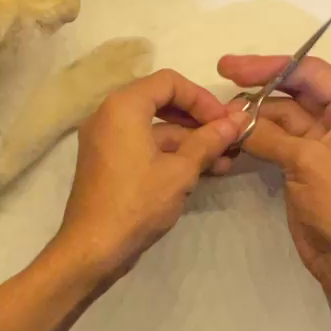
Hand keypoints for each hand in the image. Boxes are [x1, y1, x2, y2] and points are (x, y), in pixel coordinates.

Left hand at [48, 69, 246, 280]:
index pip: (169, 82)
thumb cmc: (137, 204)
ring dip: (190, 143)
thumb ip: (209, 141)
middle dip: (199, 122)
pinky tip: (202, 173)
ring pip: (155, 131)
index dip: (202, 98)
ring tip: (226, 163)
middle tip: (230, 140)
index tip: (225, 120)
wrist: (93, 249)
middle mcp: (108, 116)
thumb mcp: (180, 171)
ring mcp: (105, 141)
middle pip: (162, 104)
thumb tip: (237, 121)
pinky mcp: (107, 165)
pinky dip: (169, 156)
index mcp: (122, 107)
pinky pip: (142, 148)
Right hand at [219, 55, 330, 288]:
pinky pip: (277, 142)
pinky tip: (231, 138)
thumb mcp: (308, 163)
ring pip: (282, 118)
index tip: (231, 68)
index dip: (269, 67)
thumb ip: (269, 136)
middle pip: (294, 93)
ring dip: (252, 118)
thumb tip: (232, 119)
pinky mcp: (305, 166)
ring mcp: (322, 144)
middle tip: (217, 91)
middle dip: (257, 92)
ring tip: (218, 119)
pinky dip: (255, 139)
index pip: (309, 73)